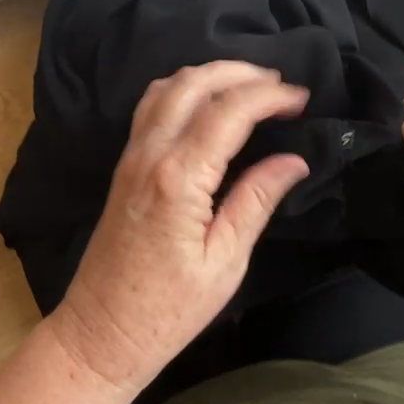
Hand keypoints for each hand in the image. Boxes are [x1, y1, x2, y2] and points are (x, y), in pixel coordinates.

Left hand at [49, 62, 310, 392]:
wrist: (101, 331)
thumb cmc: (168, 310)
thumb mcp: (226, 262)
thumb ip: (257, 200)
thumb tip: (295, 160)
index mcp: (179, 178)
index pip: (229, 110)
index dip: (269, 96)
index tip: (303, 98)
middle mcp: (150, 153)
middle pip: (194, 82)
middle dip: (241, 72)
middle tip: (281, 85)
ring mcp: (131, 155)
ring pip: (167, 86)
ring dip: (210, 74)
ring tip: (250, 86)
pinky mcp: (124, 164)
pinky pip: (151, 105)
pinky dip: (183, 89)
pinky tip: (207, 102)